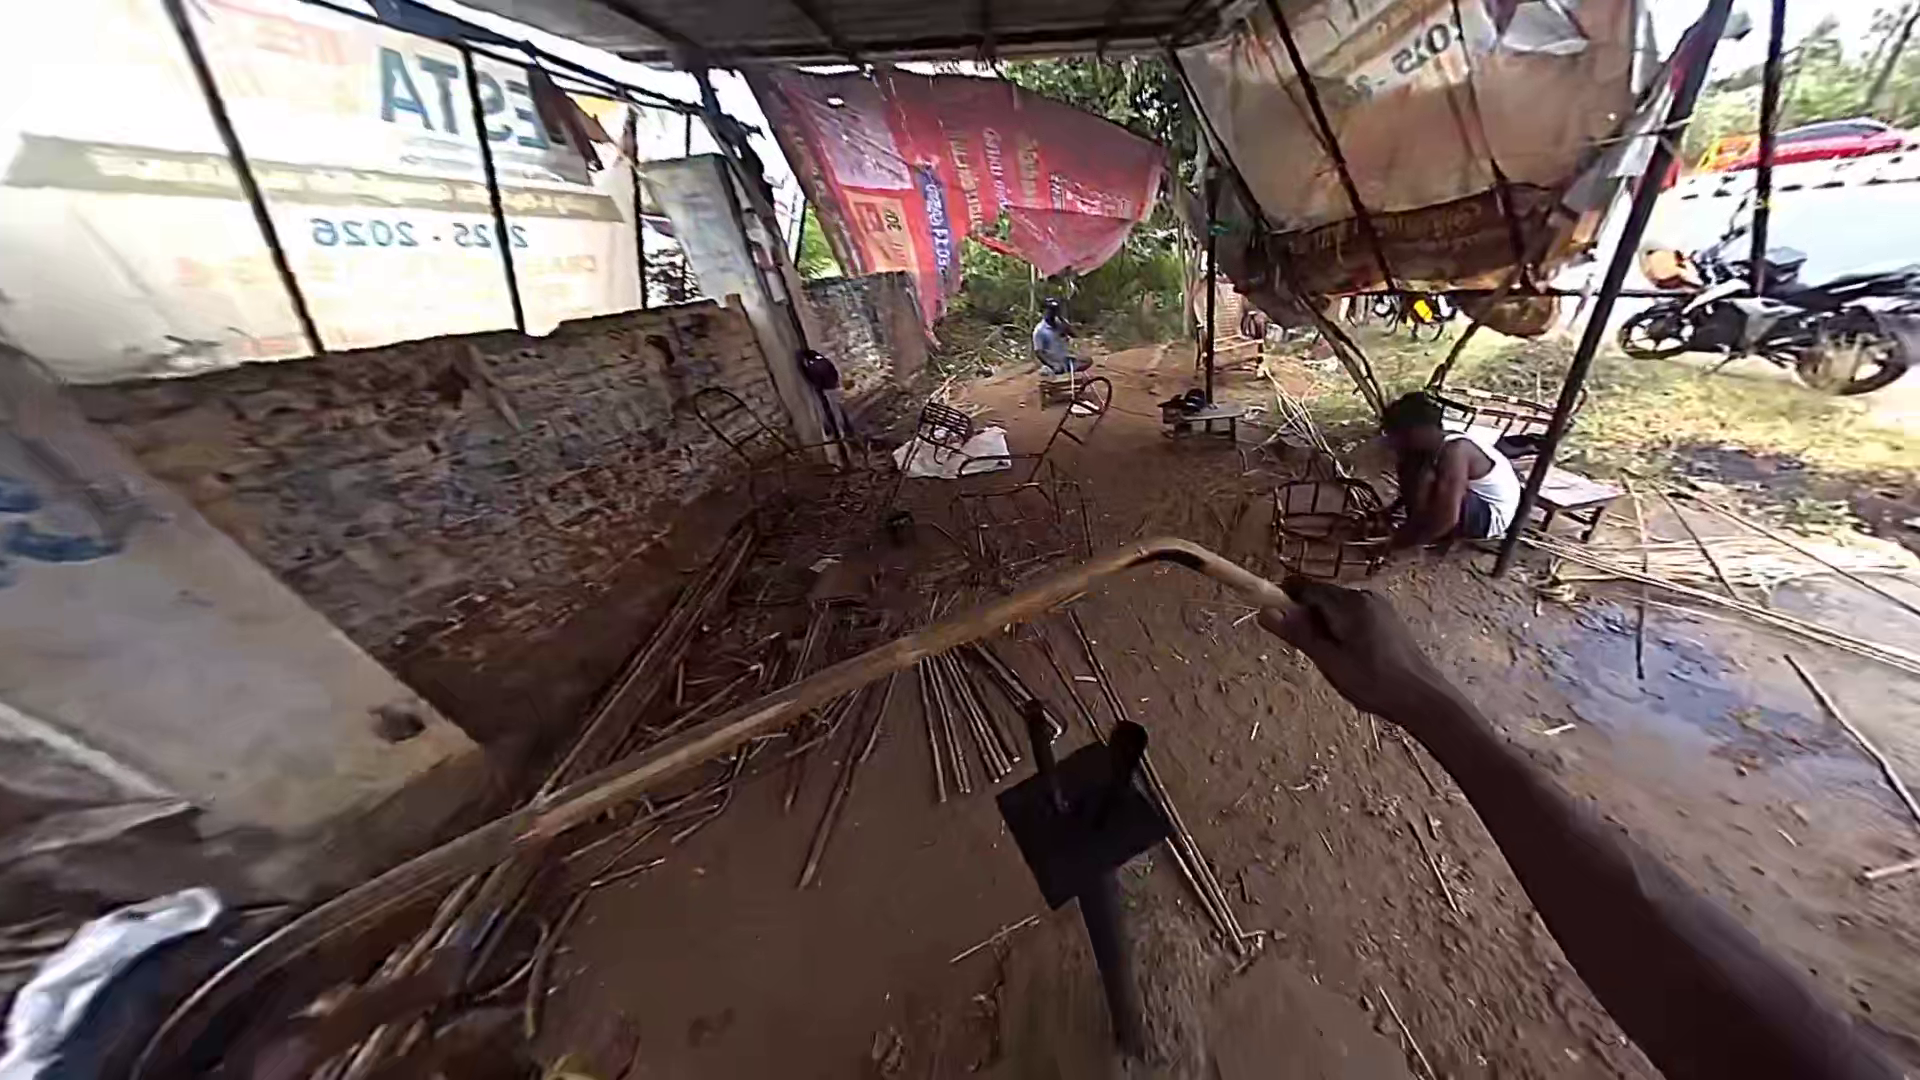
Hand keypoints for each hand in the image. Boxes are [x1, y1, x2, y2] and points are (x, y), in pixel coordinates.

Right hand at [1257, 576, 1462, 734]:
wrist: (1427, 702)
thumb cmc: (1374, 682)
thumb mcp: (1328, 659)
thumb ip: (1297, 632)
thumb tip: (1264, 610)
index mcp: (1348, 602)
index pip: (1303, 587)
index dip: (1284, 601)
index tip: (1277, 623)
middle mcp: (1364, 596)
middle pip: (1319, 596)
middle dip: (1305, 616)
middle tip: (1309, 649)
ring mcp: (1379, 606)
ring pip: (1335, 607)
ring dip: (1323, 625)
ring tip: (1330, 656)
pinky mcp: (1387, 619)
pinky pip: (1351, 614)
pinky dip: (1340, 628)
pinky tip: (1349, 654)